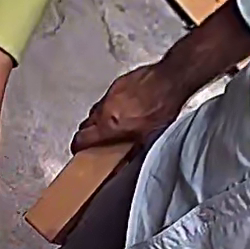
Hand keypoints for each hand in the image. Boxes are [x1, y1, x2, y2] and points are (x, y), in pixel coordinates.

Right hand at [70, 61, 196, 152]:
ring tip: (115, 120)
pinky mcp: (117, 84)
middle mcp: (103, 111)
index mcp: (107, 127)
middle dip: (88, 133)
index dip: (77, 147)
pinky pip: (108, 98)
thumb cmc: (163, 107)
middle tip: (98, 137)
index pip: (80, 140)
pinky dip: (113, 104)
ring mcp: (109, 96)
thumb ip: (129, 154)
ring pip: (96, 111)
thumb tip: (119, 169)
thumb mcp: (148, 139)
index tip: (80, 150)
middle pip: (85, 126)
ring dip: (101, 118)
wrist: (172, 79)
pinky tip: (127, 105)